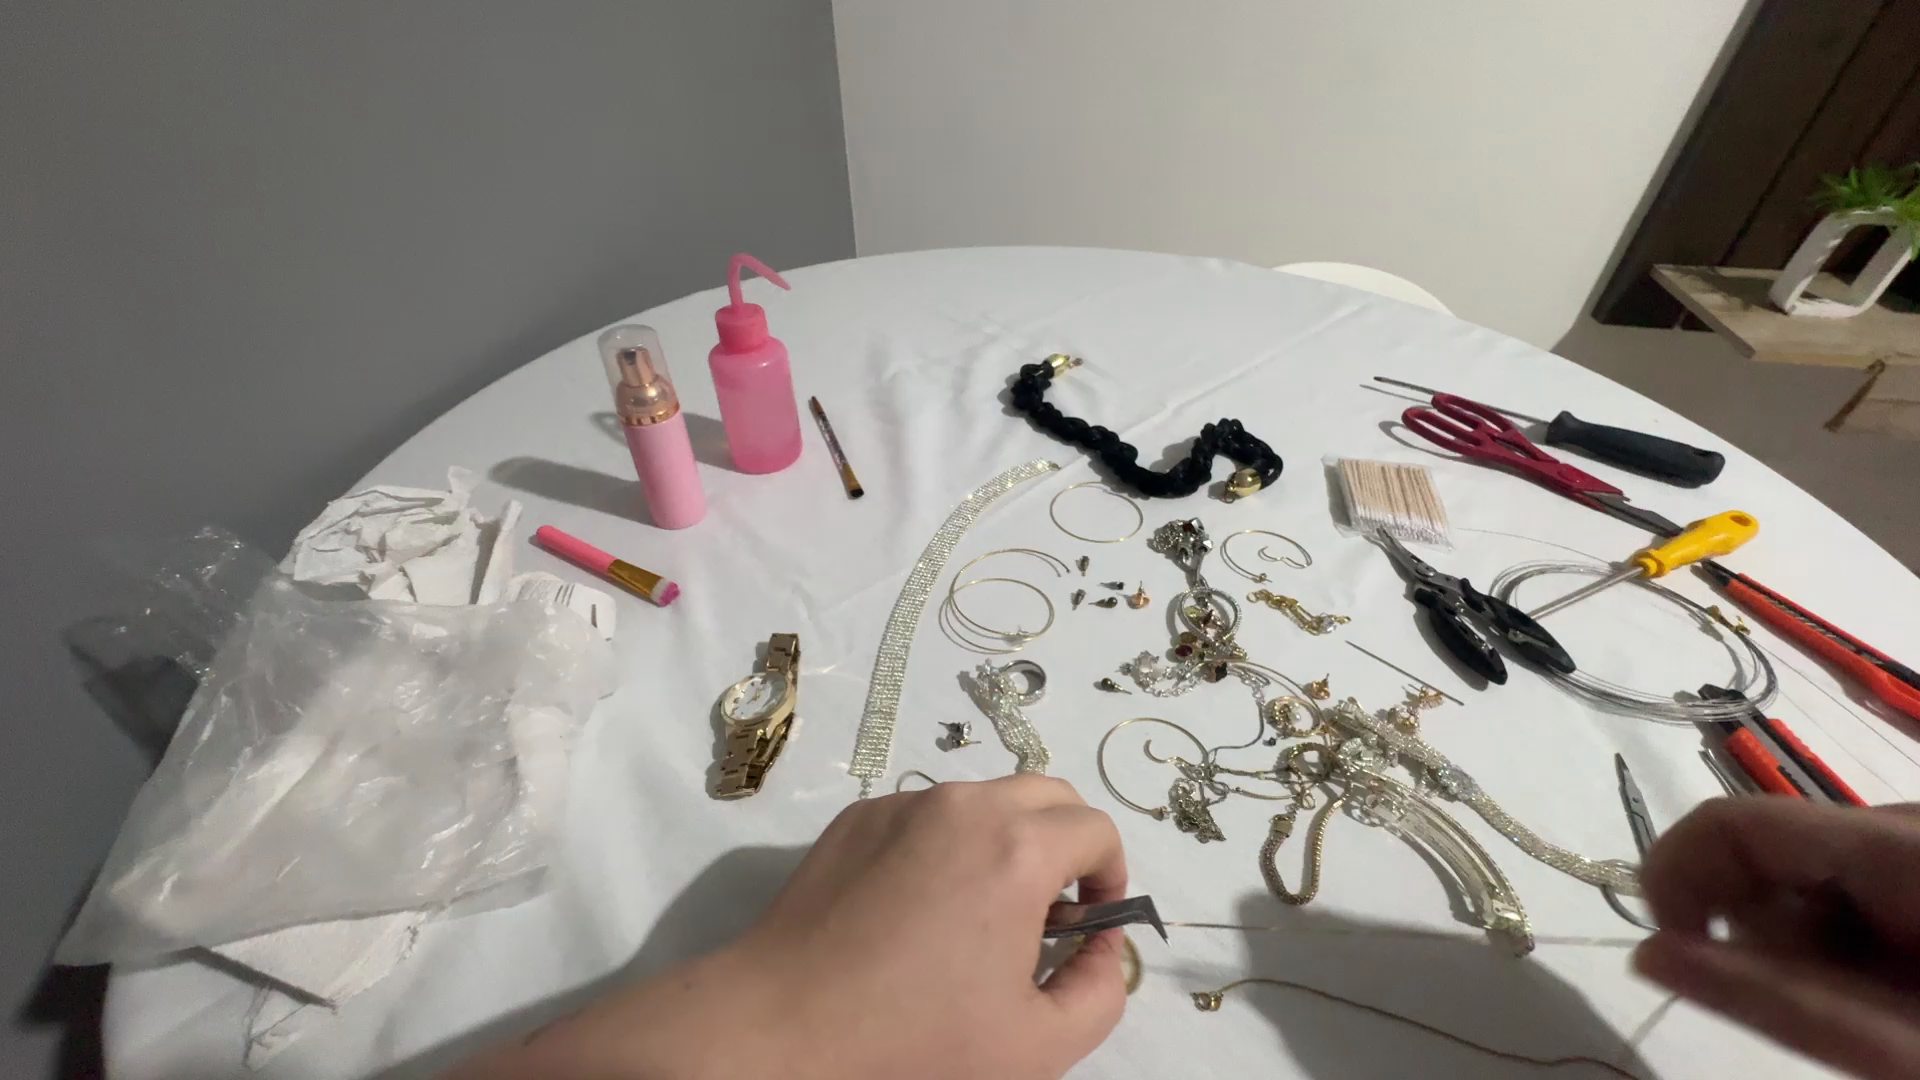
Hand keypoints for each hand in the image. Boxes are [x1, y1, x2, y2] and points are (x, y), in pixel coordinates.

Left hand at [447, 775, 1128, 1079]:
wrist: (783, 1026)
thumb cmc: (915, 1041)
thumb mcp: (1037, 1045)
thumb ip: (1099, 988)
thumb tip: (1101, 941)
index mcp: (1016, 848)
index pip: (1094, 827)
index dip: (1110, 871)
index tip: (1090, 917)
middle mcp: (966, 803)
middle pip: (1047, 793)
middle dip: (1066, 840)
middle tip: (1048, 906)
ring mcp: (908, 800)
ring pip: (985, 797)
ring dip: (1005, 837)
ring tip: (976, 908)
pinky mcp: (862, 811)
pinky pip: (927, 811)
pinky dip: (947, 841)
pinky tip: (914, 904)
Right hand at [1633, 797, 1919, 1078]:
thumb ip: (1784, 1003)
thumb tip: (1645, 952)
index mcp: (1910, 847)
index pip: (1732, 824)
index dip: (1675, 876)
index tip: (1671, 950)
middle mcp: (1917, 824)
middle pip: (1774, 858)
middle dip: (1773, 936)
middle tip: (1836, 1020)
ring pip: (1817, 879)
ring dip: (1823, 950)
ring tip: (1899, 1020)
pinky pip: (1866, 888)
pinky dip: (1867, 947)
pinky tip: (1917, 997)